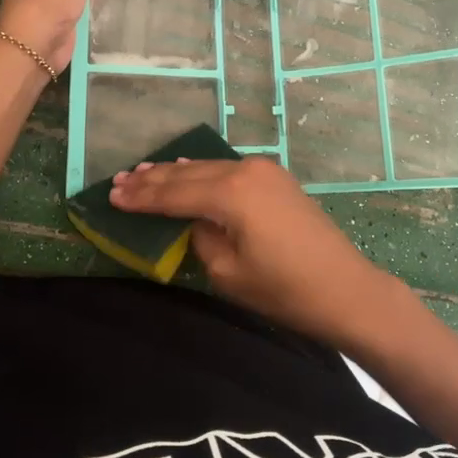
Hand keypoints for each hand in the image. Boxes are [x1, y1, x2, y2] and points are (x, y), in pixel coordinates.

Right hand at [109, 156, 405, 348]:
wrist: (346, 289)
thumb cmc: (284, 290)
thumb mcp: (228, 272)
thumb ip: (201, 238)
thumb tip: (196, 222)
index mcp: (231, 192)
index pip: (175, 193)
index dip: (142, 197)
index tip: (111, 195)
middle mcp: (246, 170)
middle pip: (189, 173)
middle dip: (153, 179)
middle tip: (119, 180)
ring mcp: (265, 171)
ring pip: (209, 167)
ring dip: (176, 172)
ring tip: (142, 173)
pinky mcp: (277, 180)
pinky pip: (228, 170)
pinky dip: (202, 173)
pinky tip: (185, 171)